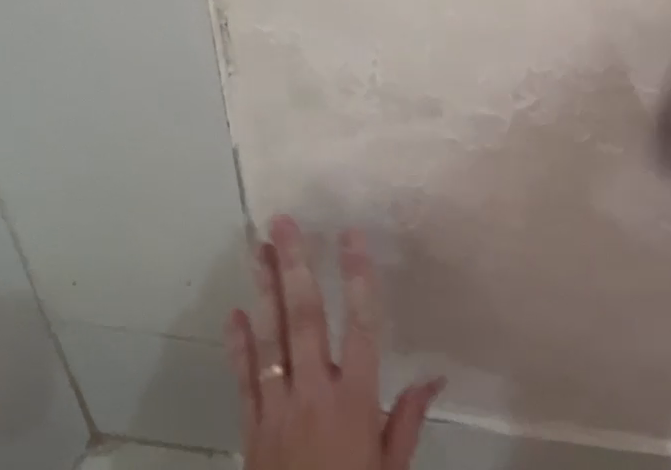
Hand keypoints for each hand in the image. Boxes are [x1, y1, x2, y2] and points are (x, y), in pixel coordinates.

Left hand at [225, 216, 444, 469]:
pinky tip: (235, 312)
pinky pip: (244, 377)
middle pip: (305, 319)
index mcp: (356, 397)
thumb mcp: (391, 466)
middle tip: (283, 225)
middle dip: (295, 268)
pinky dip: (238, 344)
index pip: (361, 325)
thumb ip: (408, 419)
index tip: (351, 236)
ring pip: (271, 338)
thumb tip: (436, 378)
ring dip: (264, 290)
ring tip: (257, 250)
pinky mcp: (252, 425)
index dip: (358, 278)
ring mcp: (278, 405)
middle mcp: (315, 391)